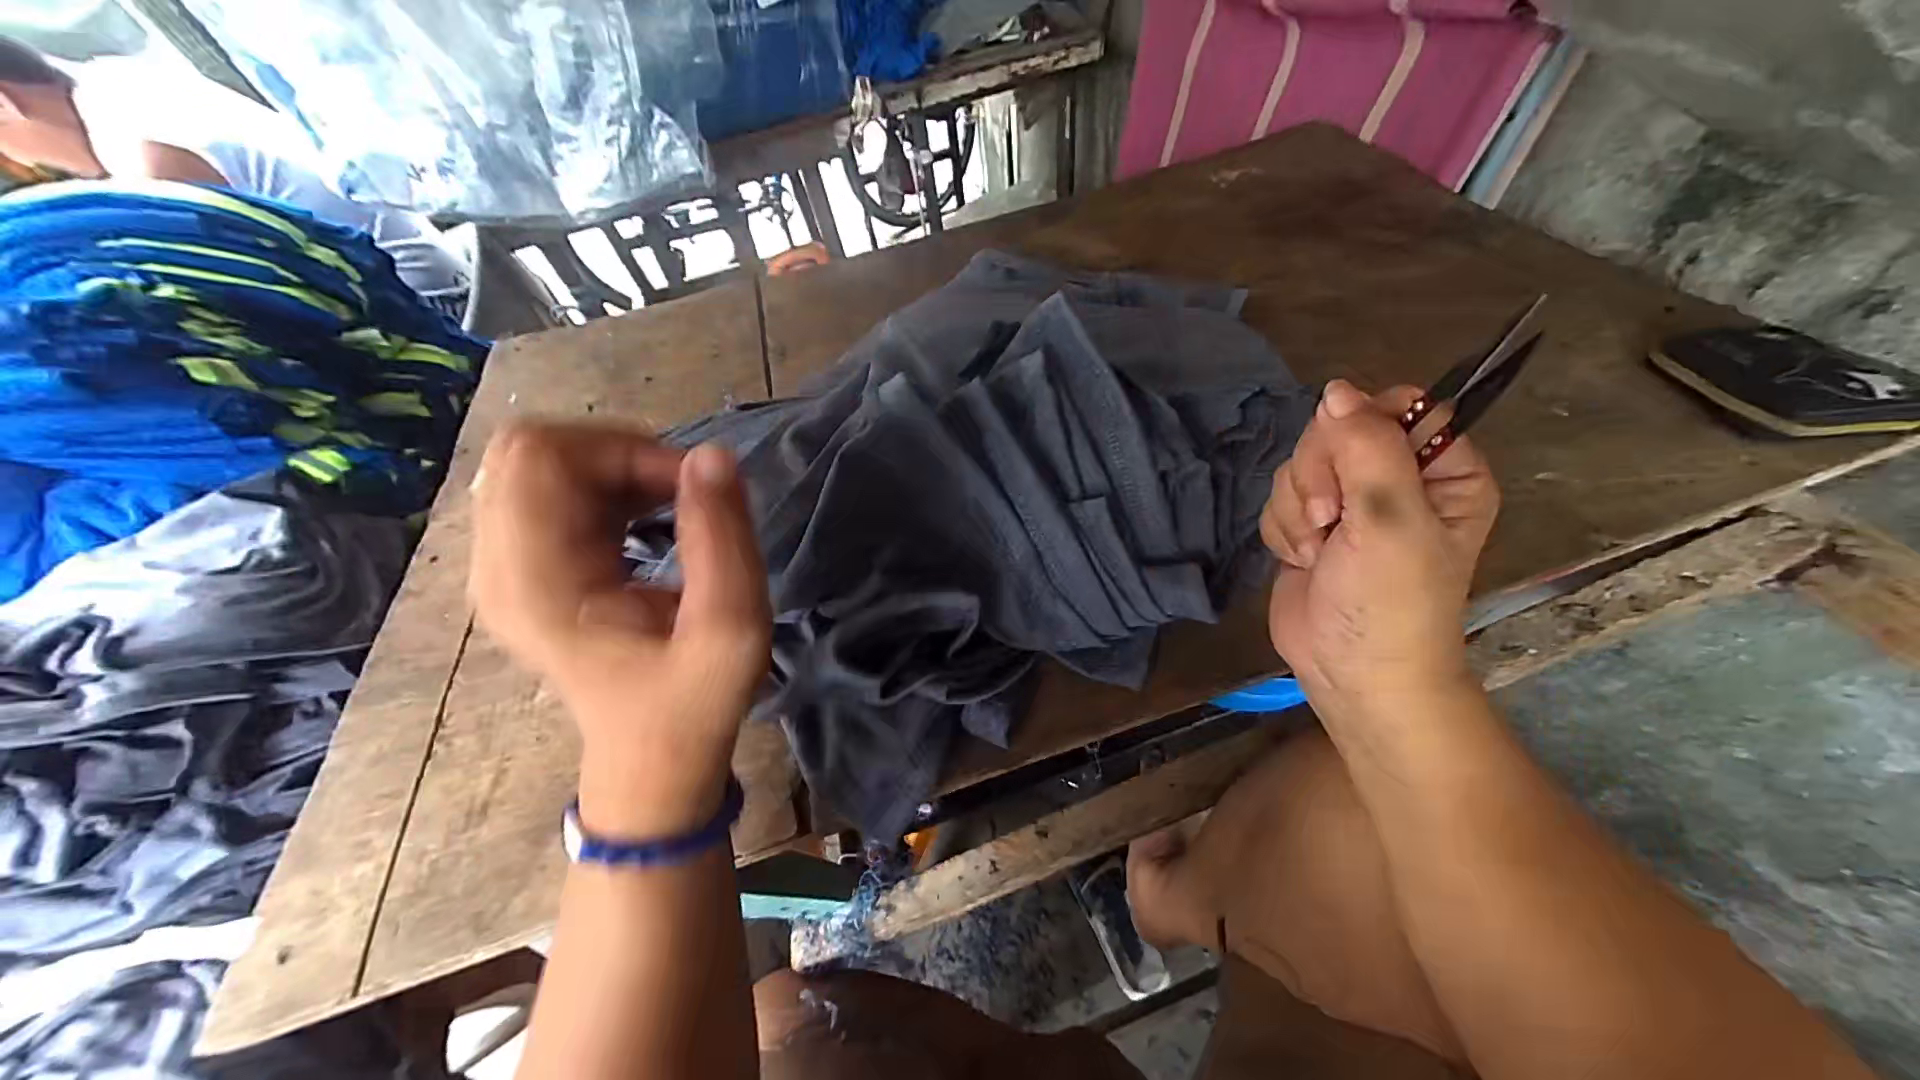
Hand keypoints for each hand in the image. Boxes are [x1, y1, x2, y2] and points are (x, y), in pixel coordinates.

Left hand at [469, 422, 770, 835]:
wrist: (652, 758)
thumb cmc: (692, 703)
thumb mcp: (731, 627)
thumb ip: (723, 539)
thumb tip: (713, 455)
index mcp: (534, 583)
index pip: (539, 457)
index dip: (621, 450)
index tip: (687, 489)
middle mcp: (499, 567)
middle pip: (533, 452)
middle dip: (620, 455)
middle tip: (682, 494)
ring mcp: (505, 567)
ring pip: (544, 466)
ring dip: (619, 470)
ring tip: (673, 509)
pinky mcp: (526, 568)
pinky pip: (554, 491)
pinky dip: (609, 487)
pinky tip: (650, 519)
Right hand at [1260, 380, 1498, 717]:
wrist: (1350, 672)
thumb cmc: (1390, 603)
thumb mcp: (1390, 521)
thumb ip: (1367, 449)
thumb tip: (1334, 390)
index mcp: (1442, 470)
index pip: (1397, 406)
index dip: (1361, 431)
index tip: (1350, 474)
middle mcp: (1395, 478)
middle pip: (1336, 431)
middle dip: (1320, 478)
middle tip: (1331, 521)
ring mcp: (1347, 502)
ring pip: (1299, 465)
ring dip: (1298, 510)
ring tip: (1320, 551)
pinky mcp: (1308, 524)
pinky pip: (1277, 496)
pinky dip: (1282, 529)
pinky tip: (1302, 559)